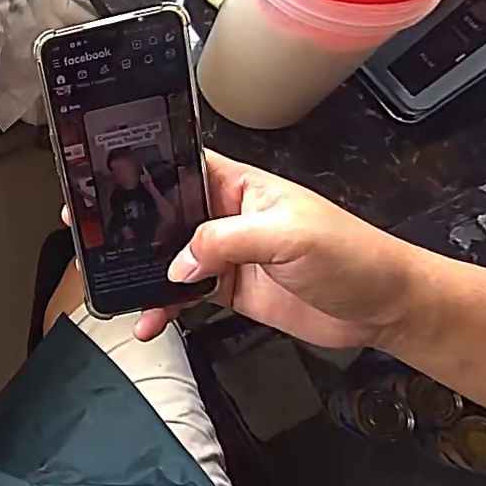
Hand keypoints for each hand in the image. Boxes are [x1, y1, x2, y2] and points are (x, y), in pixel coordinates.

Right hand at [133, 151, 432, 346]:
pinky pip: (185, 294)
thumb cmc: (354, 255)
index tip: (113, 182)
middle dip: (134, 228)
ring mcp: (227, 253)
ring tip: (122, 288)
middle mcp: (227, 216)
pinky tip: (153, 317)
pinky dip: (165, 306)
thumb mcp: (289, 236)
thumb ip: (228, 241)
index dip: (148, 171)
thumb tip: (181, 261)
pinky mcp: (230, 287)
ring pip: (171, 258)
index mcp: (240, 186)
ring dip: (145, 273)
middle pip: (167, 215)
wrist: (383, 309)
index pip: (183, 167)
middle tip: (102, 242)